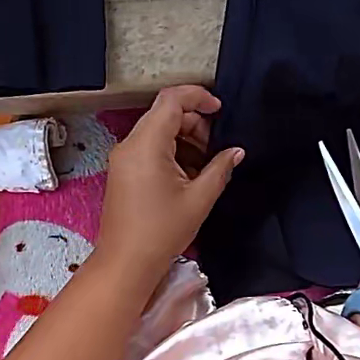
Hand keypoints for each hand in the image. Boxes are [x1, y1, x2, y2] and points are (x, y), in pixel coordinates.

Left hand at [98, 85, 243, 277]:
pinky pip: (150, 148)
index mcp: (147, 145)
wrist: (127, 262)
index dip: (198, 97)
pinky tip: (190, 176)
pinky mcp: (124, 171)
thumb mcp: (199, 199)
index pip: (171, 100)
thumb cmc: (160, 232)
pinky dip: (172, 153)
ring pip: (158, 131)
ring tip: (206, 167)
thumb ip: (220, 168)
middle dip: (195, 124)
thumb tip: (235, 152)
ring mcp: (124, 158)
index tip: (219, 109)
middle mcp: (130, 145)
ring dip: (185, 140)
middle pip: (165, 114)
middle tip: (216, 148)